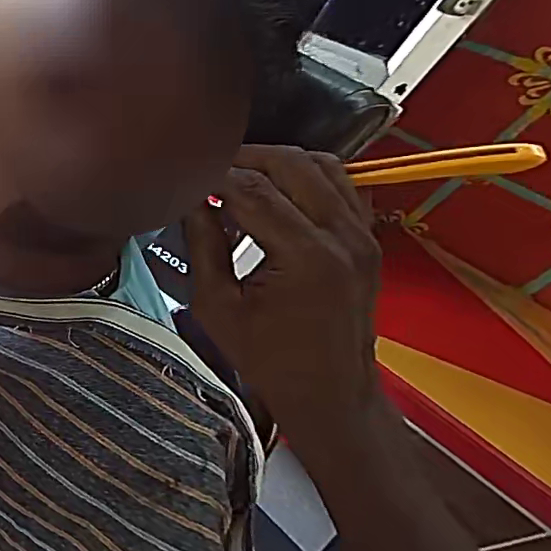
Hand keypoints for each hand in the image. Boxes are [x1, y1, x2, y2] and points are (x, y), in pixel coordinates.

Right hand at [181, 145, 386, 448]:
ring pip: (320, 164)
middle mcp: (343, 237)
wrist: (330, 393)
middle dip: (242, 158)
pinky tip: (274, 189)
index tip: (184, 174)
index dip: (211, 175)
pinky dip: (305, 174)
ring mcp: (362, 235)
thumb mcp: (216, 306)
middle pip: (289, 164)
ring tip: (236, 175)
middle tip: (206, 169)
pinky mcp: (367, 239)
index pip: (251, 189)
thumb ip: (203, 245)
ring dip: (274, 161)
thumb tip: (191, 201)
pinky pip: (341, 183)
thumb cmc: (269, 359)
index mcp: (305, 256)